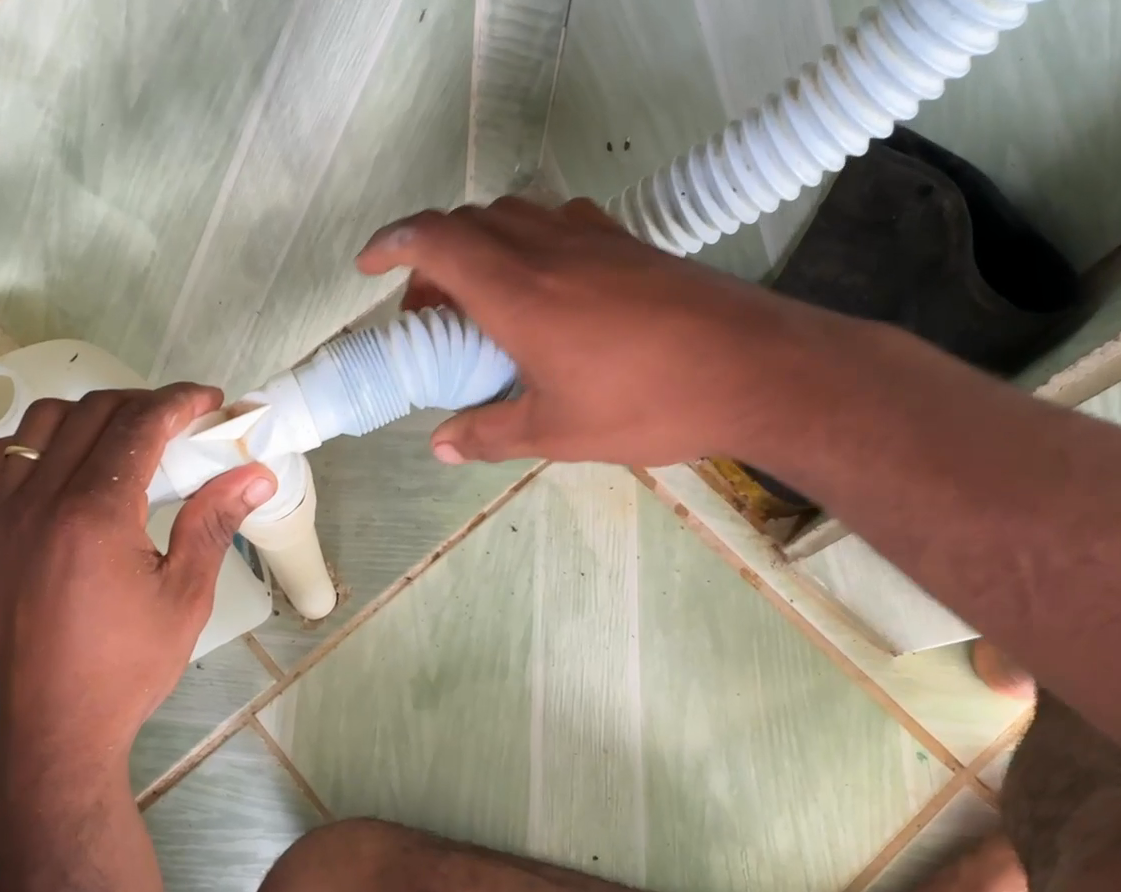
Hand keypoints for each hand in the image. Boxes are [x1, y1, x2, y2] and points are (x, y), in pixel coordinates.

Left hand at [0, 384, 274, 769]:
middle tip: (180, 422)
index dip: (179, 402)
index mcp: (95, 516)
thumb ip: (214, 523)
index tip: (211, 401)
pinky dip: (34, 444)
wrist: (57, 723)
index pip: (139, 427)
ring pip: (40, 425)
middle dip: (143, 403)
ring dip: (89, 415)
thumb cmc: (129, 667)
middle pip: (92, 414)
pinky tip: (63, 465)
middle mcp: (39, 501)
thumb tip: (255, 473)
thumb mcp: (185, 596)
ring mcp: (0, 514)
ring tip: (125, 437)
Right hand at [358, 196, 874, 467]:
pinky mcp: (628, 242)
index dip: (390, 242)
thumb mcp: (555, 432)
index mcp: (516, 291)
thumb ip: (488, 433)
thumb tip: (440, 445)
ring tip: (483, 305)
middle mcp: (547, 248)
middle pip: (467, 224)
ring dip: (480, 249)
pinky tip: (545, 291)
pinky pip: (556, 223)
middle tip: (430, 315)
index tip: (366, 265)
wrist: (753, 369)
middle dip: (432, 260)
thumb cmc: (645, 404)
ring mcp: (592, 237)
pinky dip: (527, 244)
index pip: (435, 238)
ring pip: (512, 217)